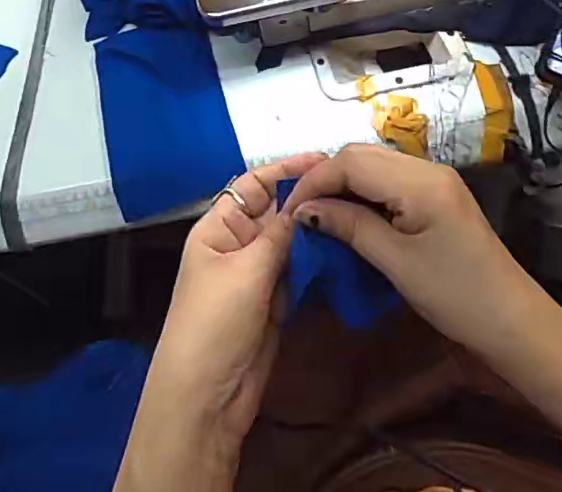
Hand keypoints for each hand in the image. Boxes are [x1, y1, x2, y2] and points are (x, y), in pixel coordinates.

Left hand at [120, 153, 325, 488]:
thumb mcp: (246, 272)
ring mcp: (259, 272)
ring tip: (355, 211)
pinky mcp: (277, 298)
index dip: (286, 169)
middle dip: (308, 198)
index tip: (324, 159)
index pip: (254, 185)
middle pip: (278, 209)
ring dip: (318, 229)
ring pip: (293, 239)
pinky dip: (319, 260)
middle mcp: (239, 243)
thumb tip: (308, 199)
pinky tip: (345, 247)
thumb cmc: (213, 324)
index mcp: (219, 227)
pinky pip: (301, 268)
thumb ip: (281, 234)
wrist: (206, 403)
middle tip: (351, 186)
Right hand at [280, 145, 539, 356]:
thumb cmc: (456, 296)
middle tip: (301, 211)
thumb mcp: (397, 263)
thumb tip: (306, 210)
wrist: (513, 320)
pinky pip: (390, 178)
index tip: (290, 211)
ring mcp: (435, 177)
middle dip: (327, 177)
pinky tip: (350, 213)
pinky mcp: (438, 192)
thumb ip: (351, 227)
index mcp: (420, 181)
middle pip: (362, 154)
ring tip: (319, 212)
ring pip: (375, 163)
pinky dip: (364, 190)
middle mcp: (428, 167)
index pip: (352, 161)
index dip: (316, 180)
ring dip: (344, 182)